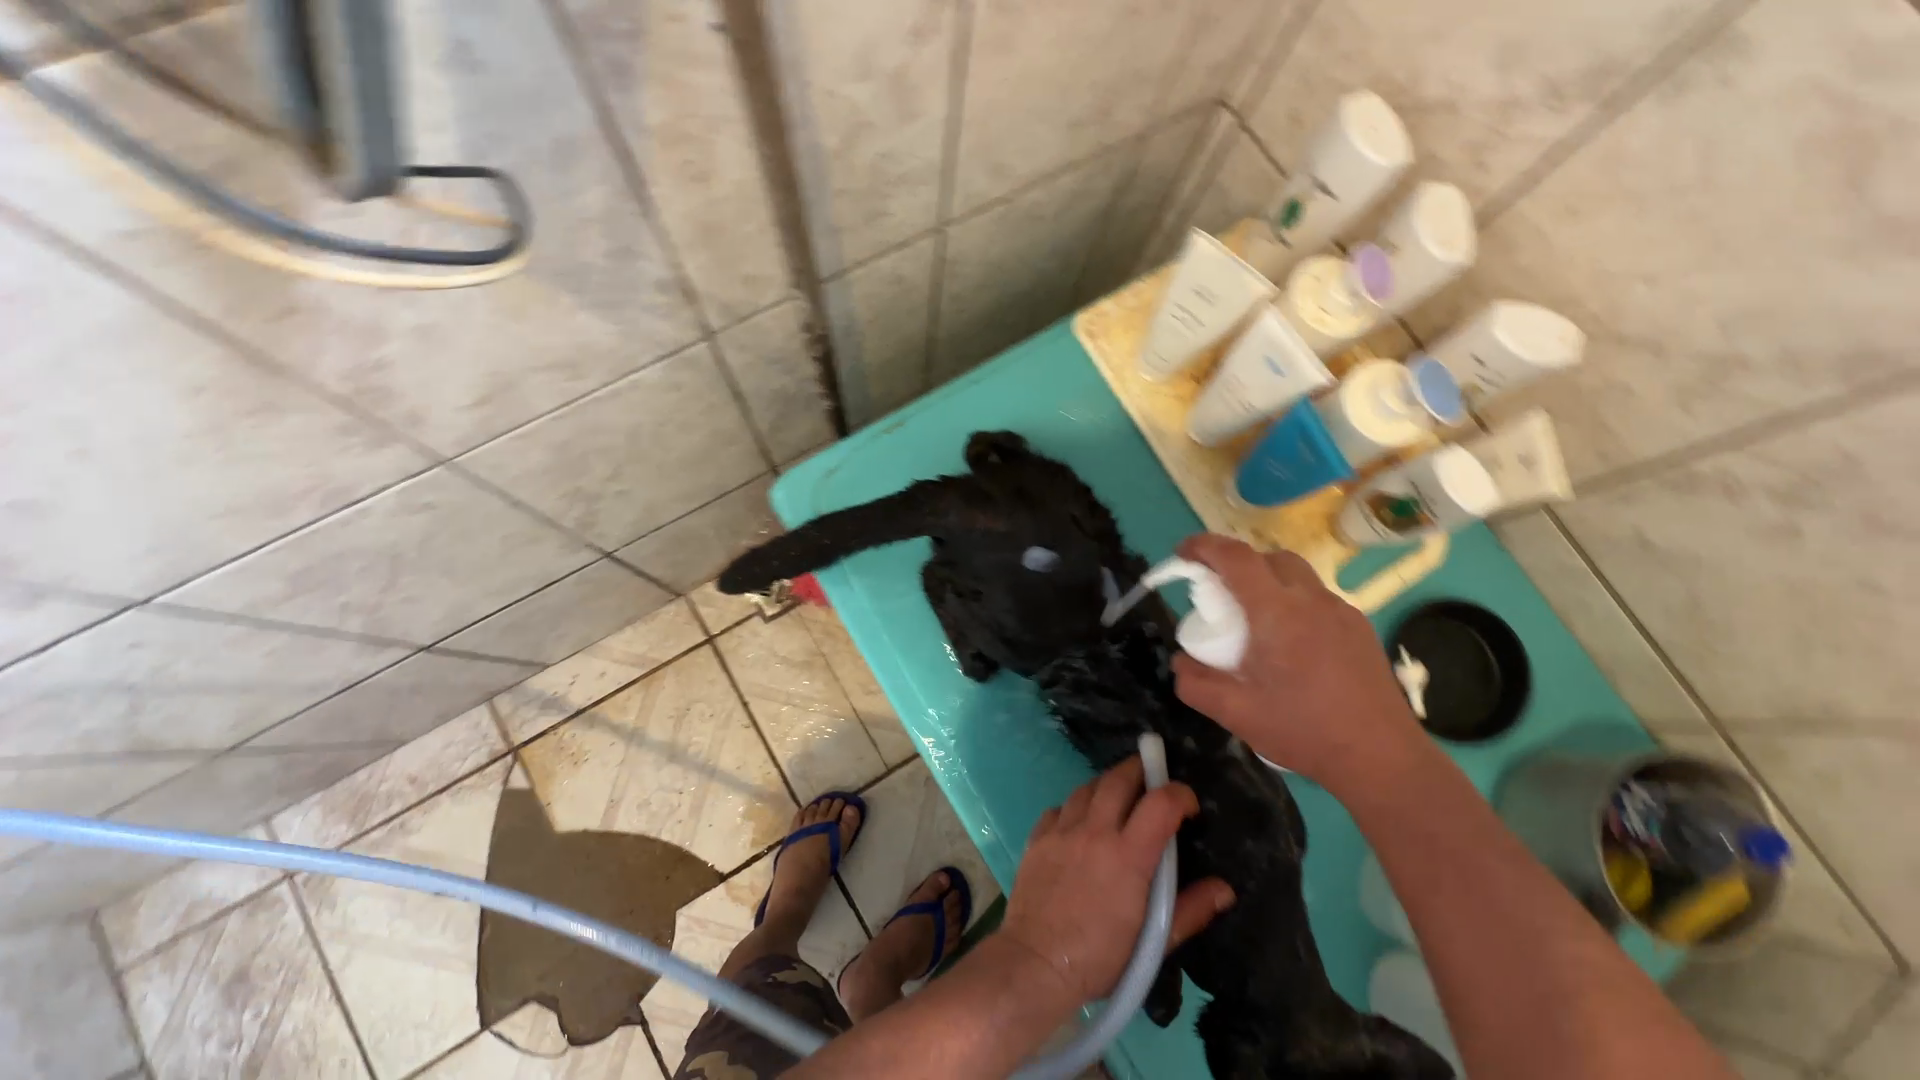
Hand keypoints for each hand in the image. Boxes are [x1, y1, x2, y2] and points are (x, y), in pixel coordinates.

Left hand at [996, 756, 1233, 1007]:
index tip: (1189, 806)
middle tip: (1154, 778)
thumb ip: (1190, 911)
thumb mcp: (1153, 943)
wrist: (1035, 964)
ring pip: (1087, 788)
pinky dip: (1075, 807)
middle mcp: (1095, 832)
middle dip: (1141, 770)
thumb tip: (1224, 889)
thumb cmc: (1100, 958)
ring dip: (1107, 785)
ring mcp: (1062, 832)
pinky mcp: (1037, 839)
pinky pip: (1059, 808)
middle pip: (1119, 779)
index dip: (1180, 794)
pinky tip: (1080, 823)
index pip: (1161, 802)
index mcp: (1129, 855)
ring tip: (1119, 798)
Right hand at [1170, 533, 1427, 794]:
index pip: (1236, 558)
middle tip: (1219, 595)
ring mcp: (1342, 612)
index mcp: (1277, 613)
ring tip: (1256, 625)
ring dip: (1269, 584)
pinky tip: (1292, 648)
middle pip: (1270, 558)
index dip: (1205, 547)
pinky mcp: (1360, 628)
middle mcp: (1311, 600)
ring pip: (1298, 577)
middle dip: (1239, 564)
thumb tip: (1181, 661)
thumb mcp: (1234, 714)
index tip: (1184, 554)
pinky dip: (1295, 606)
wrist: (1381, 756)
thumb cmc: (1303, 731)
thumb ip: (1195, 683)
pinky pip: (1318, 600)